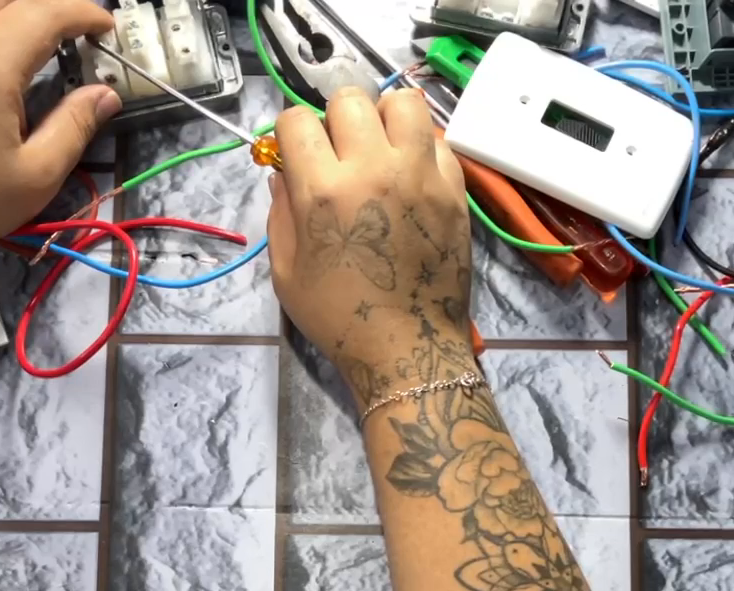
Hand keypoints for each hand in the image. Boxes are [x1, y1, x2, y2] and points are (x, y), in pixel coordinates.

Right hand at [267, 88, 473, 404]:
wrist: (407, 349)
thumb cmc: (340, 320)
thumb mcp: (287, 277)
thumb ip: (280, 217)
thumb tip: (283, 176)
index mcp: (322, 191)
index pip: (297, 120)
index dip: (291, 137)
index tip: (299, 159)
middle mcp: (372, 170)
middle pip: (349, 99)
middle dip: (336, 122)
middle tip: (341, 156)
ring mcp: (419, 176)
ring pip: (402, 102)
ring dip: (384, 120)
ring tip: (382, 152)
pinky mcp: (453, 191)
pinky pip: (437, 140)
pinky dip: (420, 149)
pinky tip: (411, 178)